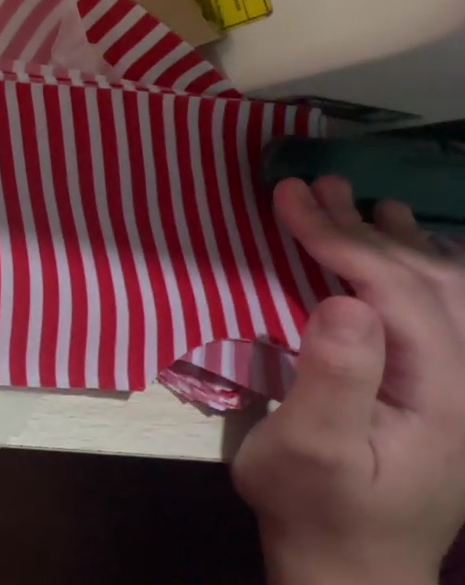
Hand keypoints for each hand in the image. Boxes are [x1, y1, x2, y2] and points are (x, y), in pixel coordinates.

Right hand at [233, 176, 464, 584]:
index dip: (340, 236)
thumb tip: (341, 301)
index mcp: (439, 392)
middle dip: (362, 227)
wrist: (352, 557)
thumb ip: (334, 376)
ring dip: (397, 242)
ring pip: (445, 294)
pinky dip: (416, 270)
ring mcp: (459, 388)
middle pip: (427, 283)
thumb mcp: (309, 445)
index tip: (284, 195)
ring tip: (357, 201)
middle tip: (306, 184)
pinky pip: (439, 313)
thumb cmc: (314, 499)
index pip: (396, 290)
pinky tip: (403, 254)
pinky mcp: (439, 392)